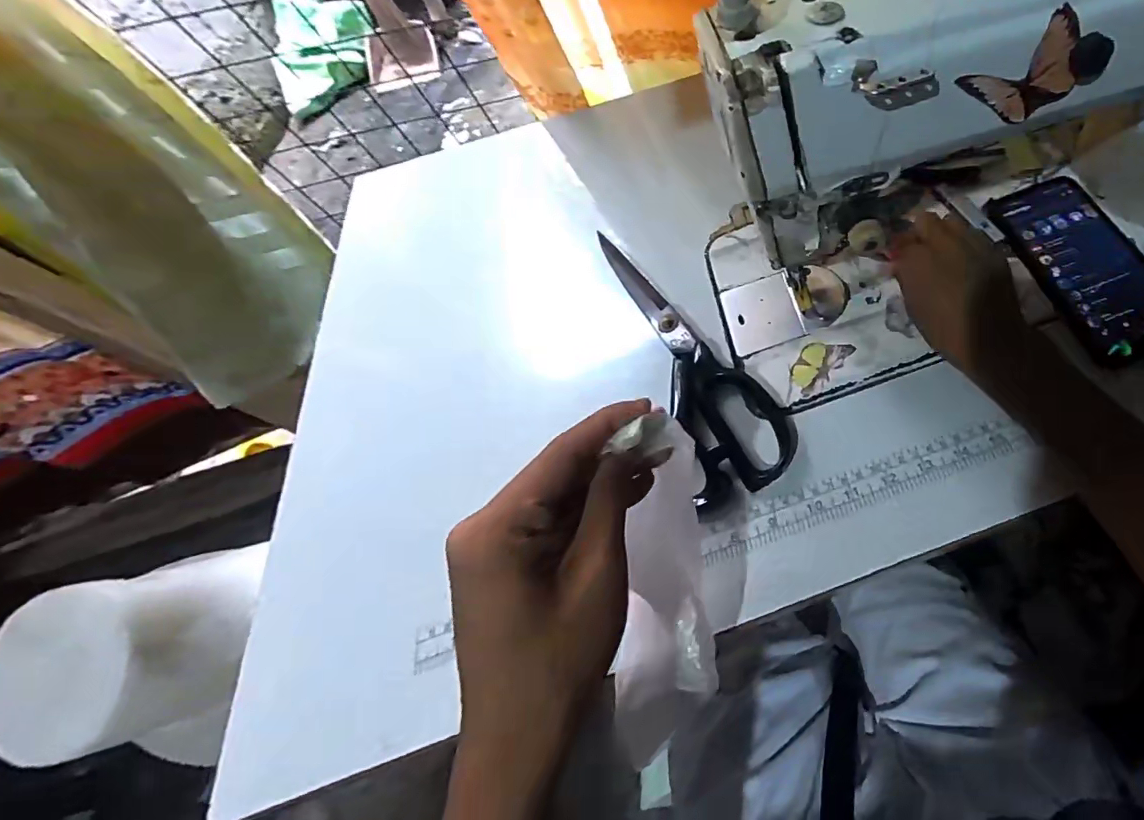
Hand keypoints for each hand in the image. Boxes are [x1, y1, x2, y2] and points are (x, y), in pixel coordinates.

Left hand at [445, 399, 656, 742]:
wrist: (521, 736)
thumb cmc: (561, 656)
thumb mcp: (596, 570)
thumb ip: (609, 500)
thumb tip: (627, 450)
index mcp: (495, 525)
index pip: (559, 456)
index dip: (607, 425)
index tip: (648, 407)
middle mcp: (483, 526)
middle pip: (556, 472)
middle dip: (610, 451)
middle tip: (660, 433)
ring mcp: (490, 546)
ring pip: (556, 494)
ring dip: (603, 478)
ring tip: (654, 457)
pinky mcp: (502, 563)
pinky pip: (550, 520)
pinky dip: (588, 506)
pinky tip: (627, 490)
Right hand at [889, 209, 1029, 380]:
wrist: (994, 342)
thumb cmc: (947, 333)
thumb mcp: (916, 309)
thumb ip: (906, 279)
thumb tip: (900, 263)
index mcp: (918, 262)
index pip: (901, 241)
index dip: (898, 248)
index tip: (898, 257)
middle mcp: (944, 245)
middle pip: (926, 220)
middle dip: (919, 232)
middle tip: (920, 250)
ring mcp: (972, 244)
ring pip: (951, 222)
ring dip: (943, 233)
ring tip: (944, 252)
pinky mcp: (993, 250)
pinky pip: (973, 235)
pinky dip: (964, 243)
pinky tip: (965, 260)